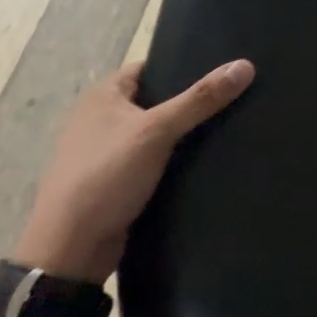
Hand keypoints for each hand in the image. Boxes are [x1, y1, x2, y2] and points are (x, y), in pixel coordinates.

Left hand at [12, 59, 255, 282]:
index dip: (182, 65)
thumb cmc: (106, 176)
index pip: (149, 67)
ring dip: (181, 134)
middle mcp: (99, 119)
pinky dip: (172, 161)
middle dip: (188, 101)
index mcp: (102, 96)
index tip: (220, 68)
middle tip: (232, 96)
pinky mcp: (114, 184)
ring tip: (227, 125)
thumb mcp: (157, 131)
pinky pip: (151, 162)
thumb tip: (246, 65)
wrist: (70, 251)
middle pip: (154, 100)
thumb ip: (200, 99)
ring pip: (154, 134)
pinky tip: (204, 162)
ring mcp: (105, 154)